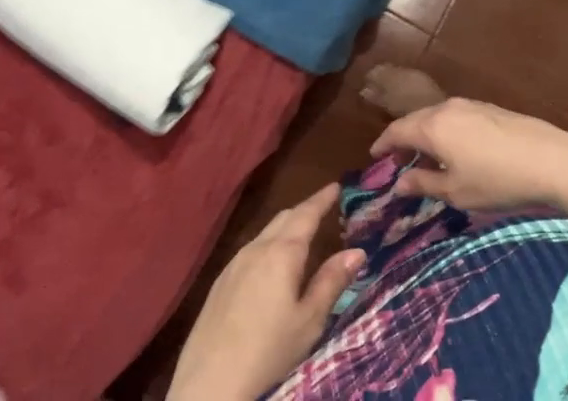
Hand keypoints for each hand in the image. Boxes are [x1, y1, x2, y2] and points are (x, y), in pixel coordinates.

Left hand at [167, 184, 365, 400]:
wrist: (210, 381)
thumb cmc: (269, 350)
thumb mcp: (309, 320)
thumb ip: (332, 282)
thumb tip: (357, 251)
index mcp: (281, 253)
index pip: (306, 214)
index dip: (322, 199)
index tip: (336, 186)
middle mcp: (255, 249)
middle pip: (283, 218)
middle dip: (305, 210)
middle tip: (324, 208)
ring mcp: (233, 264)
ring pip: (265, 233)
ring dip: (286, 227)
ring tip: (303, 234)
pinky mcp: (220, 282)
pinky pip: (250, 250)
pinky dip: (269, 244)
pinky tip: (272, 264)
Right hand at [369, 97, 567, 211]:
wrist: (552, 161)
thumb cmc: (497, 181)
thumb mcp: (456, 192)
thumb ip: (424, 183)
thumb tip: (399, 182)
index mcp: (432, 126)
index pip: (396, 130)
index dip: (382, 144)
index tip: (374, 157)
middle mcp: (448, 108)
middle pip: (416, 119)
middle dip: (403, 138)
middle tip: (397, 160)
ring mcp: (472, 105)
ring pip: (437, 116)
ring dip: (426, 134)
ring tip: (426, 157)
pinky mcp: (492, 109)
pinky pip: (456, 117)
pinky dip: (446, 131)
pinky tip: (455, 150)